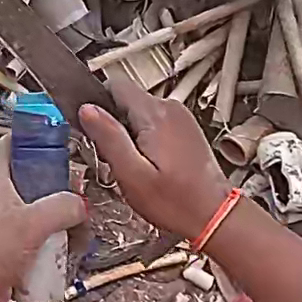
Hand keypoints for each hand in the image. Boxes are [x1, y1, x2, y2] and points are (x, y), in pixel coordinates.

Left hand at [0, 139, 85, 299]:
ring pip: (40, 198)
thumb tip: (81, 204)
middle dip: (59, 181)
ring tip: (75, 223)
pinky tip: (67, 240)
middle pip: (34, 170)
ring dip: (60, 209)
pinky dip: (53, 228)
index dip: (38, 136)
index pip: (15, 139)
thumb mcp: (32, 223)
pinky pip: (39, 222)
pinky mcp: (11, 234)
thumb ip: (63, 206)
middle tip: (75, 193)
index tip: (64, 143)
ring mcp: (5, 212)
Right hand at [79, 77, 232, 239]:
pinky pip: (155, 123)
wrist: (214, 216)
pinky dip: (146, 138)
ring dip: (130, 134)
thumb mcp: (132, 174)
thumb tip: (87, 110)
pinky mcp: (186, 128)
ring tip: (136, 165)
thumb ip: (109, 137)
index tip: (95, 130)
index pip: (115, 85)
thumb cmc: (175, 201)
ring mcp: (181, 118)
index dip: (98, 105)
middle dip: (114, 125)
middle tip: (117, 158)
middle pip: (126, 100)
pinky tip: (151, 164)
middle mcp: (170, 109)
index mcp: (155, 115)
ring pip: (139, 112)